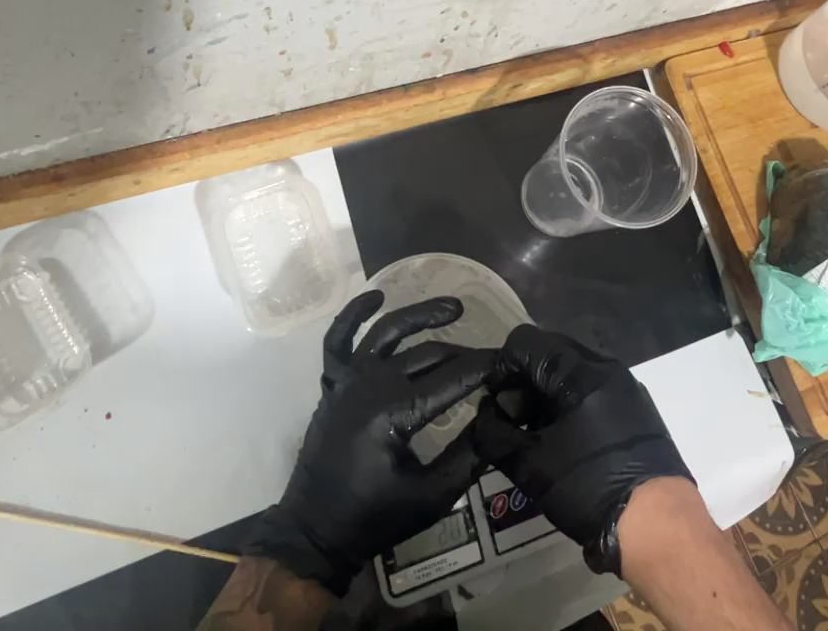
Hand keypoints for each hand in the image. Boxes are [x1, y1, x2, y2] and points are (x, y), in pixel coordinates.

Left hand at [242, 290, 493, 594]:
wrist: (316, 530)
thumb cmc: (377, 517)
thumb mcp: (433, 495)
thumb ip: (470, 453)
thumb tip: (501, 414)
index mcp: (395, 412)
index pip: (453, 378)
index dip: (486, 368)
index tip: (512, 363)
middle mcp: (370, 384)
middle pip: (428, 355)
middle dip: (465, 353)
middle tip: (495, 357)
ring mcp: (347, 380)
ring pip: (388, 332)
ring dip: (421, 315)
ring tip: (455, 307)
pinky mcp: (332, 383)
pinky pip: (337, 339)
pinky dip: (354, 313)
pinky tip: (377, 296)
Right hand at [472, 325, 692, 575]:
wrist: (658, 524)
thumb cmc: (589, 486)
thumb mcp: (530, 465)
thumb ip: (495, 434)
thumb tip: (485, 416)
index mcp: (579, 371)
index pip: (526, 342)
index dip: (501, 368)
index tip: (495, 402)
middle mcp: (606, 367)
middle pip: (550, 352)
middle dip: (523, 380)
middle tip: (514, 418)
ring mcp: (626, 386)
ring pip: (573, 371)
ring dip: (547, 393)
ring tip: (538, 434)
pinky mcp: (638, 408)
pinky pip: (594, 390)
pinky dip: (571, 402)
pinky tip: (567, 441)